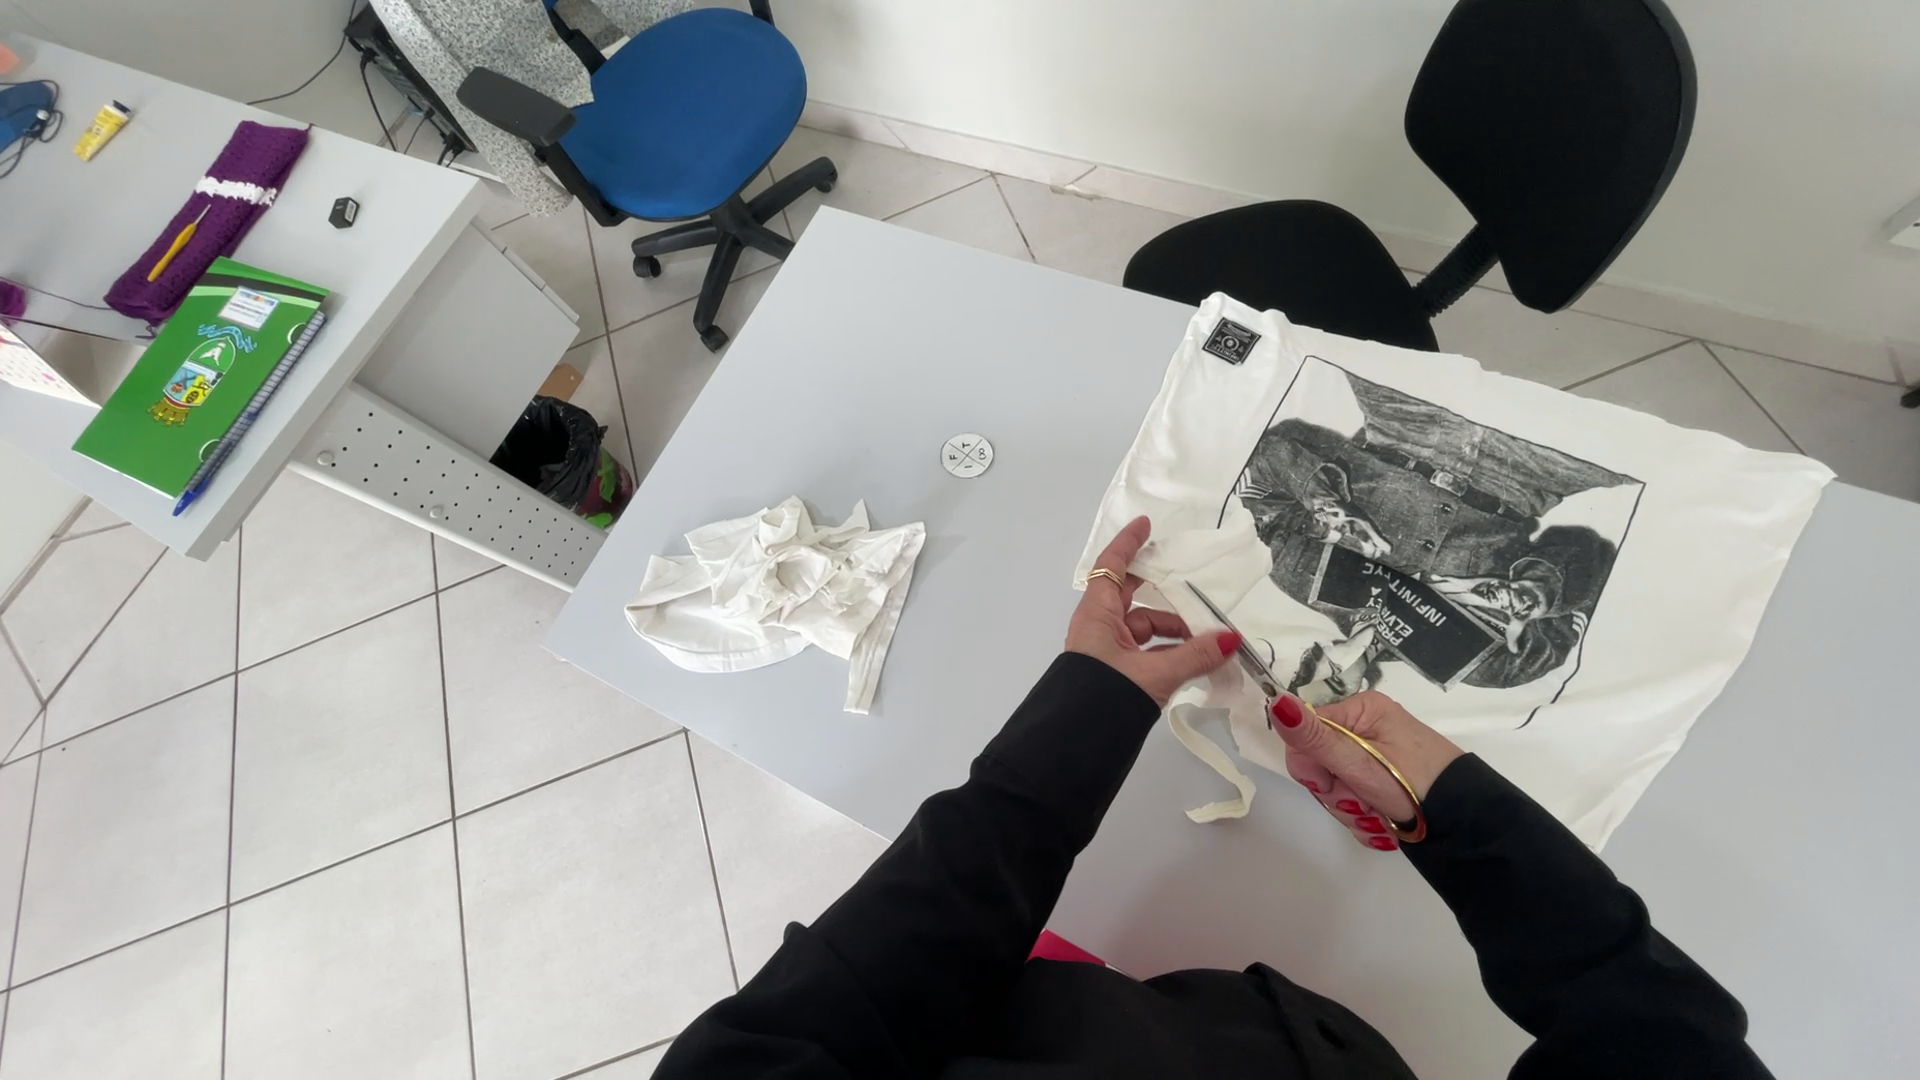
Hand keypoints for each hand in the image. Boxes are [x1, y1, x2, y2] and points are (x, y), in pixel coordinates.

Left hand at [1066, 516, 1236, 705]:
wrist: (1074, 745)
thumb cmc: (1105, 697)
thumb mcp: (1155, 674)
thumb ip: (1194, 656)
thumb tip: (1231, 639)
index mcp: (1097, 613)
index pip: (1111, 566)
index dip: (1128, 543)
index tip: (1146, 524)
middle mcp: (1099, 625)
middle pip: (1134, 597)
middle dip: (1167, 594)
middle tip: (1195, 586)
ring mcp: (1107, 649)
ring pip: (1146, 628)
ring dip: (1177, 631)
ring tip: (1212, 641)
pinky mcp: (1116, 672)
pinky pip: (1147, 651)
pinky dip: (1171, 652)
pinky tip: (1198, 661)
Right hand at [1271, 691, 1462, 851]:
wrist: (1472, 827)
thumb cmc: (1414, 786)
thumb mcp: (1359, 763)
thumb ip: (1314, 737)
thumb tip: (1275, 701)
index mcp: (1360, 711)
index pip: (1304, 733)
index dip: (1311, 767)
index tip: (1331, 786)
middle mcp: (1366, 728)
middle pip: (1318, 763)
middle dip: (1335, 793)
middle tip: (1361, 804)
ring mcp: (1375, 755)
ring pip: (1334, 785)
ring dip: (1350, 809)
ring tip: (1378, 817)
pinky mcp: (1383, 780)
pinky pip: (1353, 798)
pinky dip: (1363, 816)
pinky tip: (1383, 822)